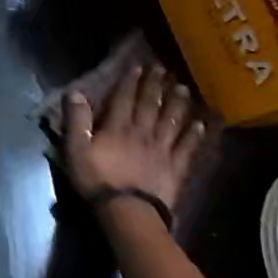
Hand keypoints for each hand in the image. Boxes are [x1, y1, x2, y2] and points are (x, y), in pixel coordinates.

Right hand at [62, 64, 205, 210]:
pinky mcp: (175, 166)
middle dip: (155, 86)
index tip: (138, 66)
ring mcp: (162, 149)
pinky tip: (201, 125)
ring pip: (172, 121)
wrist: (128, 210)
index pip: (124, 99)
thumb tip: (75, 92)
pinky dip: (194, 134)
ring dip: (177, 104)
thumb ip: (76, 121)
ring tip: (183, 89)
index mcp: (117, 128)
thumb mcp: (75, 149)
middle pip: (150, 105)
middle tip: (164, 69)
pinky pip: (187, 147)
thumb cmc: (96, 180)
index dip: (130, 82)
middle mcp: (143, 132)